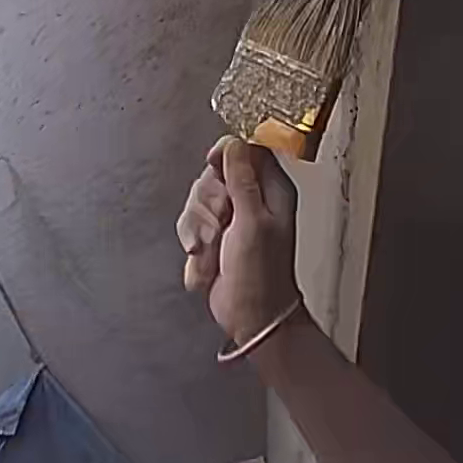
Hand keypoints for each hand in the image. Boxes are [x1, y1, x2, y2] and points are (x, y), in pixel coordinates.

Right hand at [177, 135, 301, 342]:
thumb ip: (242, 181)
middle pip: (215, 174)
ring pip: (199, 197)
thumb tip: (234, 144)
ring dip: (198, 224)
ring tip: (211, 247)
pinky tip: (204, 257)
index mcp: (271, 190)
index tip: (213, 166)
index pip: (247, 150)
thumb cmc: (261, 275)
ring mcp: (231, 216)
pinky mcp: (213, 233)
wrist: (250, 318)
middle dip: (208, 199)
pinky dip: (193, 239)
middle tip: (219, 221)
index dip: (226, 154)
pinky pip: (191, 221)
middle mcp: (251, 199)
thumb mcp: (252, 222)